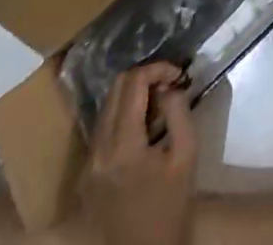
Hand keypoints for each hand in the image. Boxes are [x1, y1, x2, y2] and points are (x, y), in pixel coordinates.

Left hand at [80, 62, 195, 244]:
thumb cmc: (172, 204)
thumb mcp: (187, 154)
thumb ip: (178, 113)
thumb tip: (169, 87)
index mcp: (123, 146)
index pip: (132, 85)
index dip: (157, 69)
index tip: (179, 74)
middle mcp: (97, 151)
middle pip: (114, 90)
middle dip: (144, 77)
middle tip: (171, 83)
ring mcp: (87, 163)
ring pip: (105, 108)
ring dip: (133, 95)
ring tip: (160, 102)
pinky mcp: (85, 173)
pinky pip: (102, 129)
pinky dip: (123, 115)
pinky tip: (145, 125)